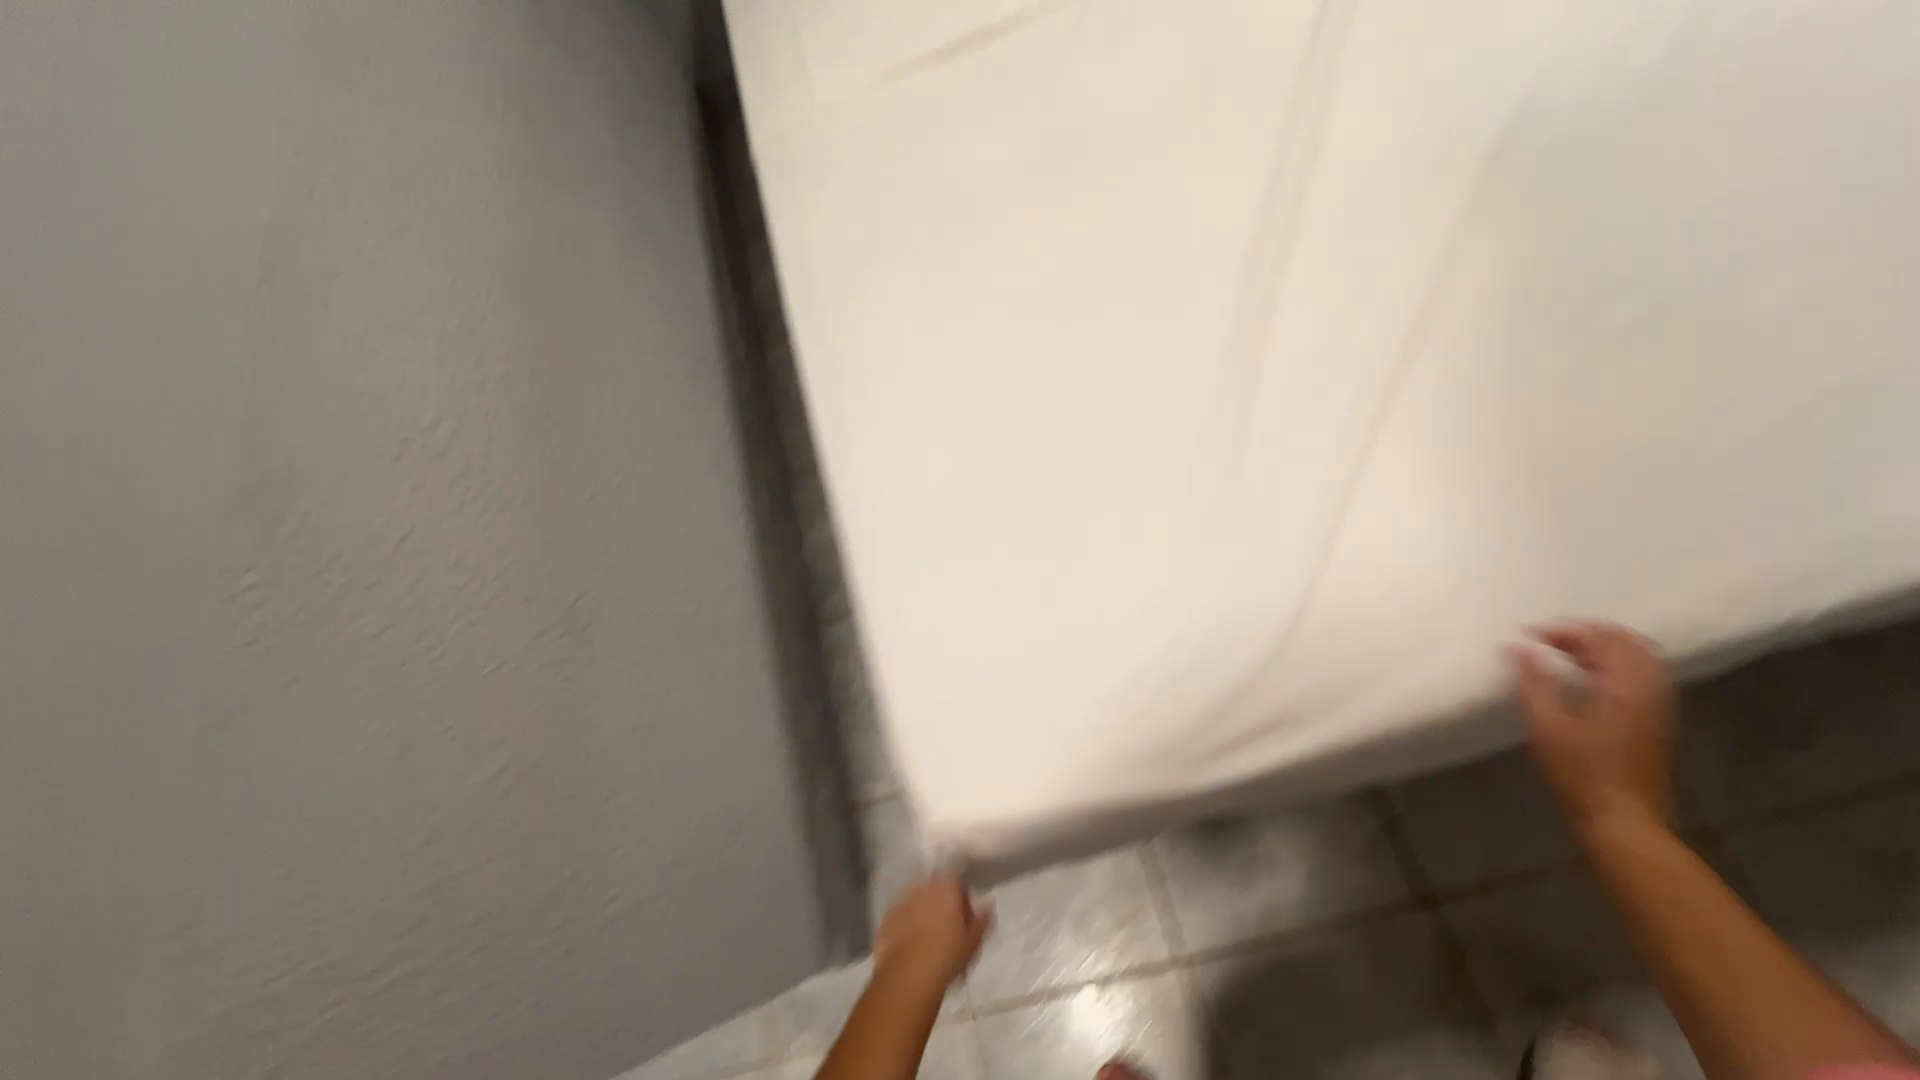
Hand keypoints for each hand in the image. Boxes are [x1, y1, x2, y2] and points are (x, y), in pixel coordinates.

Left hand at [873, 878, 993, 990]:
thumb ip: (982, 919)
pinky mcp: (885, 919)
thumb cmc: (948, 954)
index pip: (958, 884)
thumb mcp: (974, 940)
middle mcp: (922, 887)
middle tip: (948, 932)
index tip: (965, 922)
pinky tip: (911, 948)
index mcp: (946, 887)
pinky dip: (906, 927)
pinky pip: (900, 918)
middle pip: (935, 891)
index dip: (963, 902)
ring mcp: (901, 902)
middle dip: (941, 906)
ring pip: (917, 904)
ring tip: (928, 942)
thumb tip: (988, 904)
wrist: (909, 974)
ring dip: (923, 915)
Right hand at [1507, 621, 1676, 834]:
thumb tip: (1515, 647)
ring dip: (1604, 648)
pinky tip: (1591, 679)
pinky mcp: (1658, 721)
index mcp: (1623, 686)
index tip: (1528, 635)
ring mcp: (1659, 706)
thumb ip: (1534, 682)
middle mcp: (1649, 689)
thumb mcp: (1547, 726)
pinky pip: (1645, 676)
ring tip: (1567, 655)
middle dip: (1586, 634)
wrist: (1624, 819)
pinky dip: (1618, 666)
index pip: (1600, 638)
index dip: (1563, 630)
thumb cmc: (1580, 773)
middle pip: (1626, 641)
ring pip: (1640, 658)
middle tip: (1549, 641)